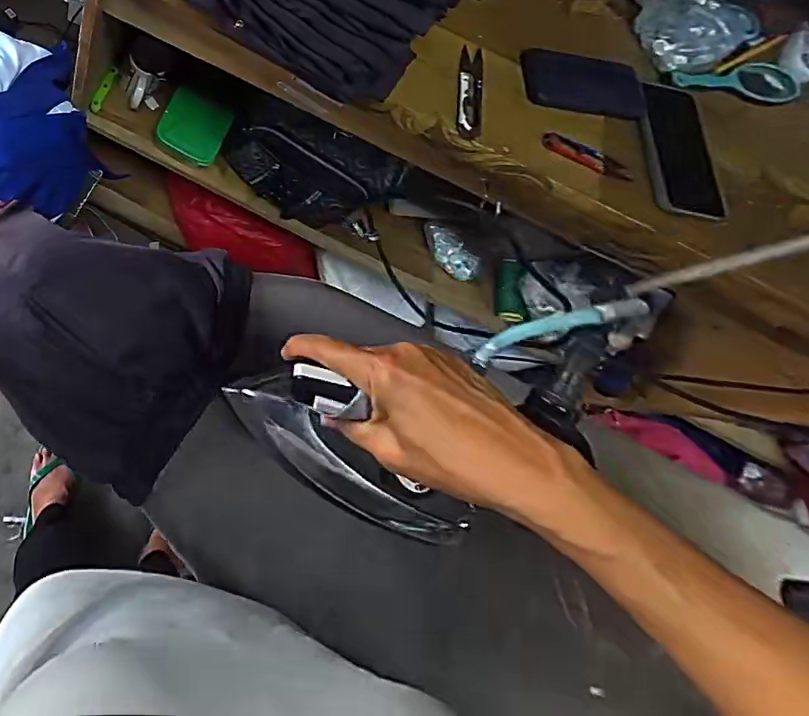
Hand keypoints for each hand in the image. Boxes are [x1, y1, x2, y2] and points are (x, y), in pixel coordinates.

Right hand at [281, 334, 584, 520]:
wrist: (518, 459)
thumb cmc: (456, 460)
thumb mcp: (392, 453)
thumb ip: (356, 429)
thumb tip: (341, 418)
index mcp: (386, 371)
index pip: (331, 349)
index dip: (305, 347)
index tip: (291, 350)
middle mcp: (408, 352)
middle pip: (362, 359)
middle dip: (348, 383)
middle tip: (348, 416)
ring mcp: (433, 354)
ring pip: (389, 364)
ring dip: (381, 387)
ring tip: (397, 426)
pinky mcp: (452, 362)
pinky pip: (414, 367)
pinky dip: (405, 385)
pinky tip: (421, 418)